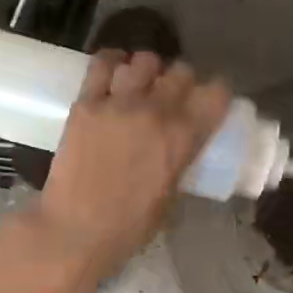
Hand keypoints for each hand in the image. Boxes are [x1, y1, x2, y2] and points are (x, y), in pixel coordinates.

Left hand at [2, 49, 230, 292]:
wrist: (76, 230)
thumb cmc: (130, 226)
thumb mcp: (172, 194)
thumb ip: (180, 162)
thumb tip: (180, 147)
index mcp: (183, 138)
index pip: (216, 93)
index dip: (216, 93)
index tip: (210, 101)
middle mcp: (156, 112)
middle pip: (181, 71)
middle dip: (182, 80)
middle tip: (173, 95)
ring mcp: (119, 104)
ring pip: (144, 61)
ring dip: (148, 70)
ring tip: (140, 84)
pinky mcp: (86, 103)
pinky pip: (102, 64)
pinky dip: (112, 62)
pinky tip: (114, 71)